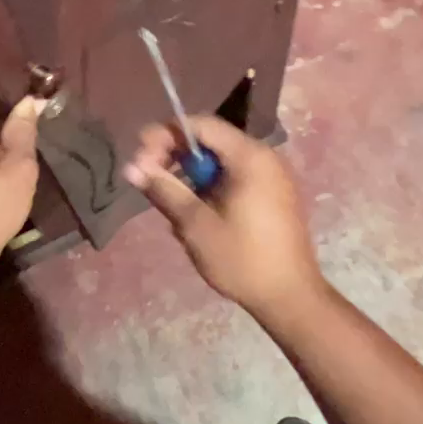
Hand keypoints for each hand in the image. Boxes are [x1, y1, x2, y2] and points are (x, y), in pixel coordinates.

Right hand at [125, 115, 324, 322]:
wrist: (291, 298)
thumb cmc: (242, 258)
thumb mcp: (195, 224)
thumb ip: (164, 189)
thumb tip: (131, 167)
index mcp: (250, 156)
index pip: (201, 125)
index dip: (167, 135)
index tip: (142, 156)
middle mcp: (264, 157)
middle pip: (210, 142)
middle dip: (176, 157)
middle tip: (148, 179)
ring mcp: (272, 176)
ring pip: (220, 163)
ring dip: (192, 177)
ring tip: (171, 205)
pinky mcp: (274, 195)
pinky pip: (235, 178)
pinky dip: (211, 188)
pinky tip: (196, 216)